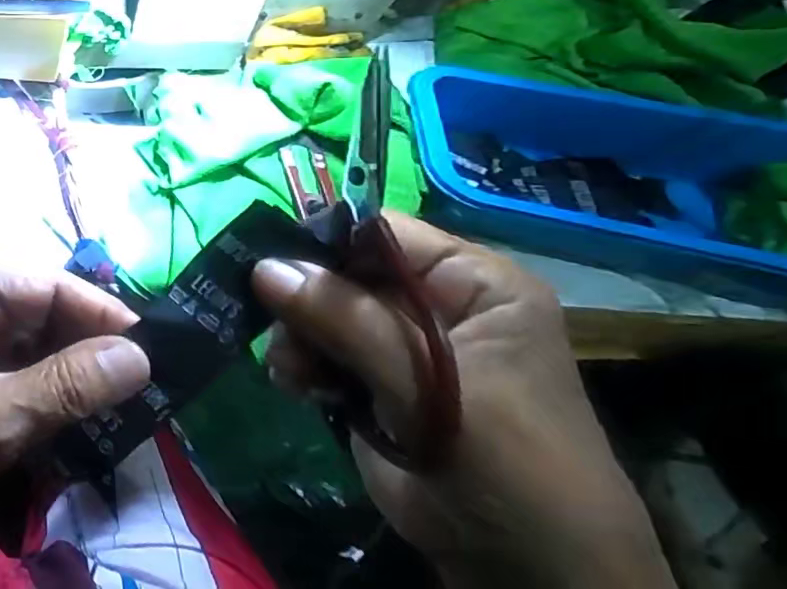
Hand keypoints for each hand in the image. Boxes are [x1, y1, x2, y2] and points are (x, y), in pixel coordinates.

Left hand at [0, 266, 150, 587]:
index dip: (103, 315)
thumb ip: (68, 386)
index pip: (50, 287)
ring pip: (41, 346)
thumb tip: (139, 356)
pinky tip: (84, 424)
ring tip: (128, 411)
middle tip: (150, 391)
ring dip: (77, 378)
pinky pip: (25, 372)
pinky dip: (54, 396)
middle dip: (93, 351)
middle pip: (48, 315)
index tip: (156, 351)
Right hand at [254, 211, 674, 588]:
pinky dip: (297, 362)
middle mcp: (433, 301)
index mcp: (472, 284)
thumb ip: (347, 320)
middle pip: (338, 268)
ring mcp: (399, 339)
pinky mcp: (370, 374)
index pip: (380, 232)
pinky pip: (313, 344)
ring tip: (292, 372)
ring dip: (294, 336)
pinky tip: (297, 387)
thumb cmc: (507, 466)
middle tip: (280, 332)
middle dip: (301, 299)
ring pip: (315, 306)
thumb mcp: (432, 387)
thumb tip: (262, 266)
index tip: (272, 267)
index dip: (323, 242)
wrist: (525, 573)